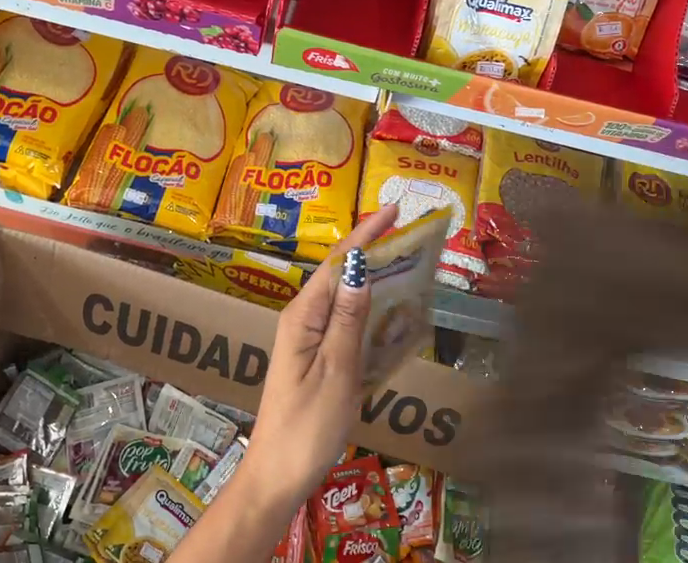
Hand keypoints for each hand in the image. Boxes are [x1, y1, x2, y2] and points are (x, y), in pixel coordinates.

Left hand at [240, 204, 398, 509]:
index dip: (366, 234)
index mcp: (304, 316)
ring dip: (374, 275)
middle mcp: (304, 319)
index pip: (338, 262)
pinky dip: (371, 307)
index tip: (394, 210)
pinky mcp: (318, 357)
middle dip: (372, 247)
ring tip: (407, 260)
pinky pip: (347, 321)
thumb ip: (350, 319)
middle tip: (409, 231)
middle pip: (341, 272)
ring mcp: (310, 338)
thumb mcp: (335, 372)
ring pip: (346, 295)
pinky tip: (392, 307)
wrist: (278, 476)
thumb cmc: (307, 427)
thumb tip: (362, 267)